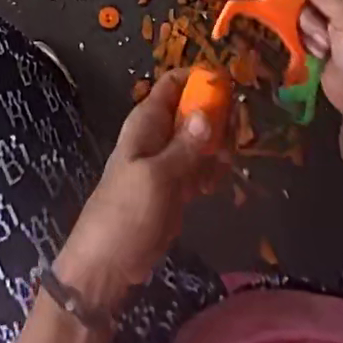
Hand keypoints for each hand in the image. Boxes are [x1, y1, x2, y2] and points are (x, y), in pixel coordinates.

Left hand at [55, 69, 223, 311]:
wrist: (108, 263)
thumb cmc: (127, 212)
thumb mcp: (158, 177)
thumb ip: (185, 147)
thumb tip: (207, 112)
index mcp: (147, 121)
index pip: (173, 83)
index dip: (200, 79)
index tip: (230, 87)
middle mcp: (158, 134)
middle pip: (193, 109)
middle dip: (216, 116)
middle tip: (235, 136)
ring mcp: (167, 161)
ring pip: (200, 139)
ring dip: (218, 146)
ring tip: (227, 162)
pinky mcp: (175, 186)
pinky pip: (200, 167)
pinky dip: (211, 171)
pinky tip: (218, 183)